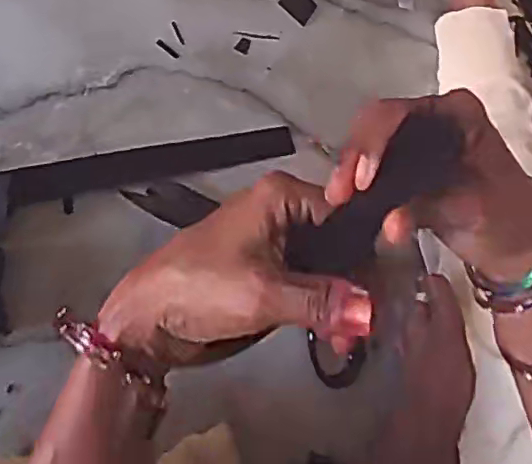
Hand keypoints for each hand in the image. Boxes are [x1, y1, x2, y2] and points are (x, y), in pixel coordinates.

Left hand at [96, 173, 374, 367]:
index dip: (367, 245)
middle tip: (369, 320)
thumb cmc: (201, 286)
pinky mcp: (271, 270)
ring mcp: (277, 240)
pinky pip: (308, 281)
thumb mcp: (263, 293)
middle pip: (337, 239)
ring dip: (339, 299)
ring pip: (325, 264)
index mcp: (282, 194)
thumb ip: (320, 300)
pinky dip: (321, 306)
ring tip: (351, 337)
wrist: (145, 319)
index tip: (386, 282)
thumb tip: (371, 310)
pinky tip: (335, 334)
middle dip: (354, 281)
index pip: (343, 210)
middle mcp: (284, 209)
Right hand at [327, 90, 531, 281]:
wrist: (520, 249)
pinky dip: (361, 182)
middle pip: (380, 123)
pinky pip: (378, 165)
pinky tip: (348, 201)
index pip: (402, 113)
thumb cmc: (508, 218)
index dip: (375, 141)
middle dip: (356, 155)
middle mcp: (435, 117)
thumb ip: (428, 207)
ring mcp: (421, 141)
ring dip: (352, 169)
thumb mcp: (473, 207)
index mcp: (456, 112)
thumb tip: (389, 221)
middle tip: (339, 192)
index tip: (362, 179)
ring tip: (338, 198)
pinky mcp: (411, 166)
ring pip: (374, 142)